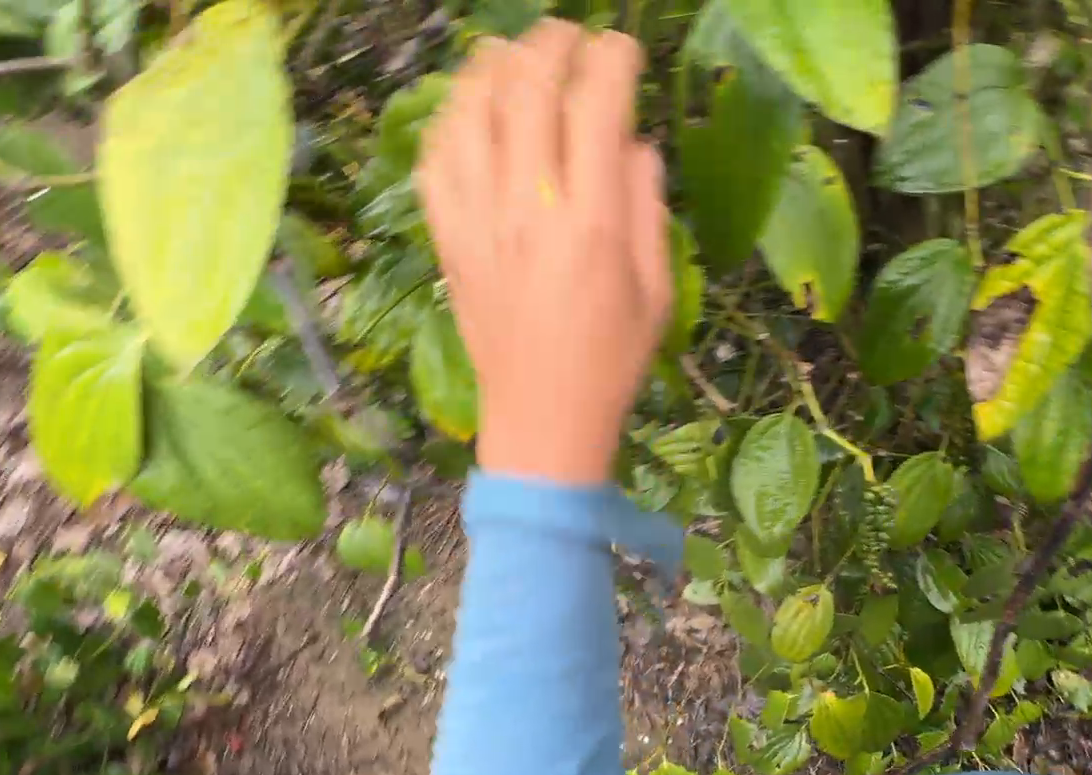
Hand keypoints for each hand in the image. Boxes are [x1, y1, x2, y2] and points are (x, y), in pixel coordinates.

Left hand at [415, 20, 670, 486]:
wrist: (542, 418)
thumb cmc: (611, 363)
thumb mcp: (656, 294)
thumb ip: (647, 211)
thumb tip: (634, 146)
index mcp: (591, 225)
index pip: (597, 109)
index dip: (613, 62)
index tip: (624, 50)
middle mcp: (529, 209)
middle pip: (528, 90)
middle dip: (552, 45)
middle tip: (570, 37)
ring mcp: (479, 222)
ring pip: (471, 112)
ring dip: (493, 67)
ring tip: (512, 56)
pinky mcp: (448, 240)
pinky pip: (434, 160)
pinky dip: (449, 121)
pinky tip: (467, 114)